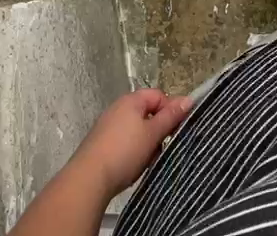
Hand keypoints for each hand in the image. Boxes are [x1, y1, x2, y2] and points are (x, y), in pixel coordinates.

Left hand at [66, 89, 193, 196]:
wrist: (88, 180)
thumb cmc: (125, 151)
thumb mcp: (153, 133)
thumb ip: (171, 116)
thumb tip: (188, 99)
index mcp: (131, 100)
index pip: (158, 95)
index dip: (170, 109)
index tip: (176, 129)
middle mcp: (117, 109)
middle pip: (147, 113)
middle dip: (158, 130)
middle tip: (163, 147)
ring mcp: (106, 127)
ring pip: (136, 130)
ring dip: (146, 143)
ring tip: (148, 161)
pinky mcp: (100, 145)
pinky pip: (123, 142)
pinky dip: (132, 151)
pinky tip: (133, 167)